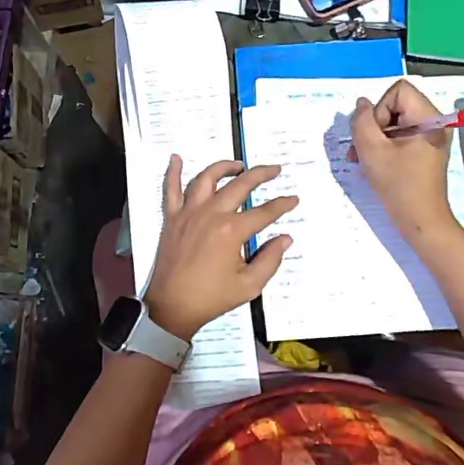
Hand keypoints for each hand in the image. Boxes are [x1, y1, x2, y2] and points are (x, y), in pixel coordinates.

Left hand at [144, 157, 297, 339]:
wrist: (172, 307)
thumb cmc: (211, 298)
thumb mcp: (249, 285)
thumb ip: (270, 260)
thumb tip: (285, 239)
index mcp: (231, 231)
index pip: (264, 212)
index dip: (282, 204)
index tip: (293, 199)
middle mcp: (210, 214)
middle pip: (240, 185)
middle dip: (260, 174)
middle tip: (274, 170)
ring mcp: (188, 213)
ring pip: (207, 178)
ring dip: (224, 168)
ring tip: (238, 165)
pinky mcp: (172, 218)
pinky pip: (170, 189)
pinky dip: (173, 172)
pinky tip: (176, 158)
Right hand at [349, 79, 457, 240]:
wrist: (421, 222)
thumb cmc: (399, 187)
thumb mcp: (372, 152)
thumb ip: (362, 122)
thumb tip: (362, 104)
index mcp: (430, 119)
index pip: (398, 91)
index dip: (379, 110)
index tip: (375, 137)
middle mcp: (435, 123)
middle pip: (396, 105)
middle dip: (374, 125)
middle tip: (360, 150)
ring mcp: (431, 137)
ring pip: (395, 121)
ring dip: (375, 138)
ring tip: (362, 159)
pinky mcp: (425, 150)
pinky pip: (401, 136)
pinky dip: (384, 146)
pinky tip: (373, 164)